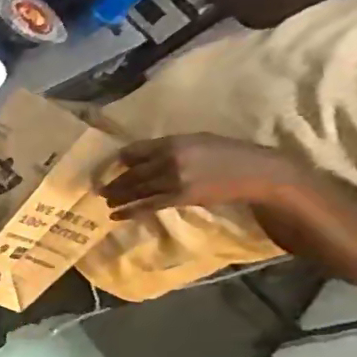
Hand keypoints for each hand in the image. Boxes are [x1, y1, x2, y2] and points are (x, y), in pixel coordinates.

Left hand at [100, 133, 301, 219]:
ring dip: (117, 197)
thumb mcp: (196, 141)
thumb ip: (166, 148)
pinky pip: (146, 206)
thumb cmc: (226, 153)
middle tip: (100, 189)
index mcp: (172, 143)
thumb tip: (135, 158)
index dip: (118, 161)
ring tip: (107, 200)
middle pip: (130, 174)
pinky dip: (128, 211)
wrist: (257, 172)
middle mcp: (169, 160)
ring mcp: (173, 180)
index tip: (109, 168)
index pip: (133, 152)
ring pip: (135, 191)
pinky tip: (115, 215)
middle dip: (113, 183)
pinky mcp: (179, 198)